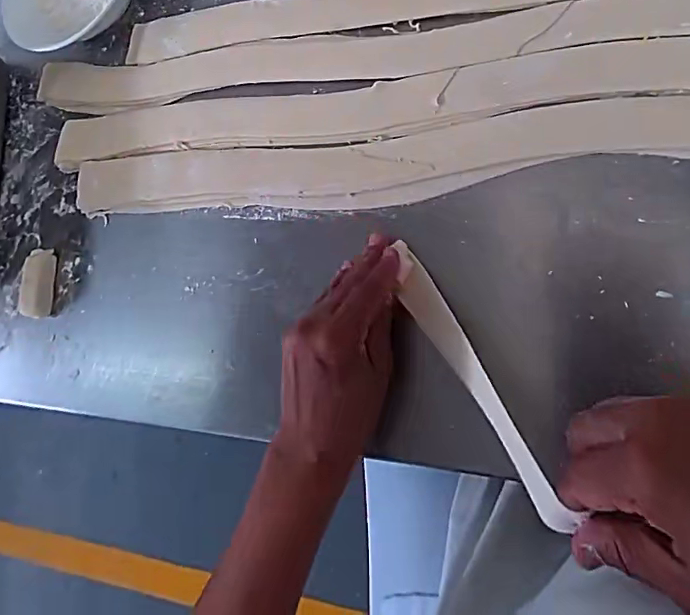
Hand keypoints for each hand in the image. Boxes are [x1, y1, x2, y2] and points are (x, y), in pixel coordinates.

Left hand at [273, 234, 402, 474]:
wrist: (307, 448)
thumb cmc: (350, 419)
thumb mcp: (378, 372)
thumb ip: (380, 327)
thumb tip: (387, 294)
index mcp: (336, 338)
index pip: (366, 293)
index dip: (383, 271)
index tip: (396, 253)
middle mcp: (313, 326)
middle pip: (347, 285)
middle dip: (367, 262)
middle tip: (383, 241)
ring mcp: (298, 329)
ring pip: (332, 291)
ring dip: (353, 272)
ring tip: (370, 252)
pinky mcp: (293, 334)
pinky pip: (321, 303)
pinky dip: (338, 289)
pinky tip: (348, 277)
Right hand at [559, 397, 689, 614]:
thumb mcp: (688, 583)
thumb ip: (624, 550)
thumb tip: (588, 539)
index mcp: (642, 467)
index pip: (574, 474)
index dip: (574, 507)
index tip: (586, 528)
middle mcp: (654, 424)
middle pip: (584, 427)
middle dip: (584, 465)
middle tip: (608, 511)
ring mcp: (680, 409)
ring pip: (613, 412)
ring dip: (610, 446)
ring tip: (642, 497)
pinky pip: (649, 410)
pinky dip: (641, 434)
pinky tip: (670, 477)